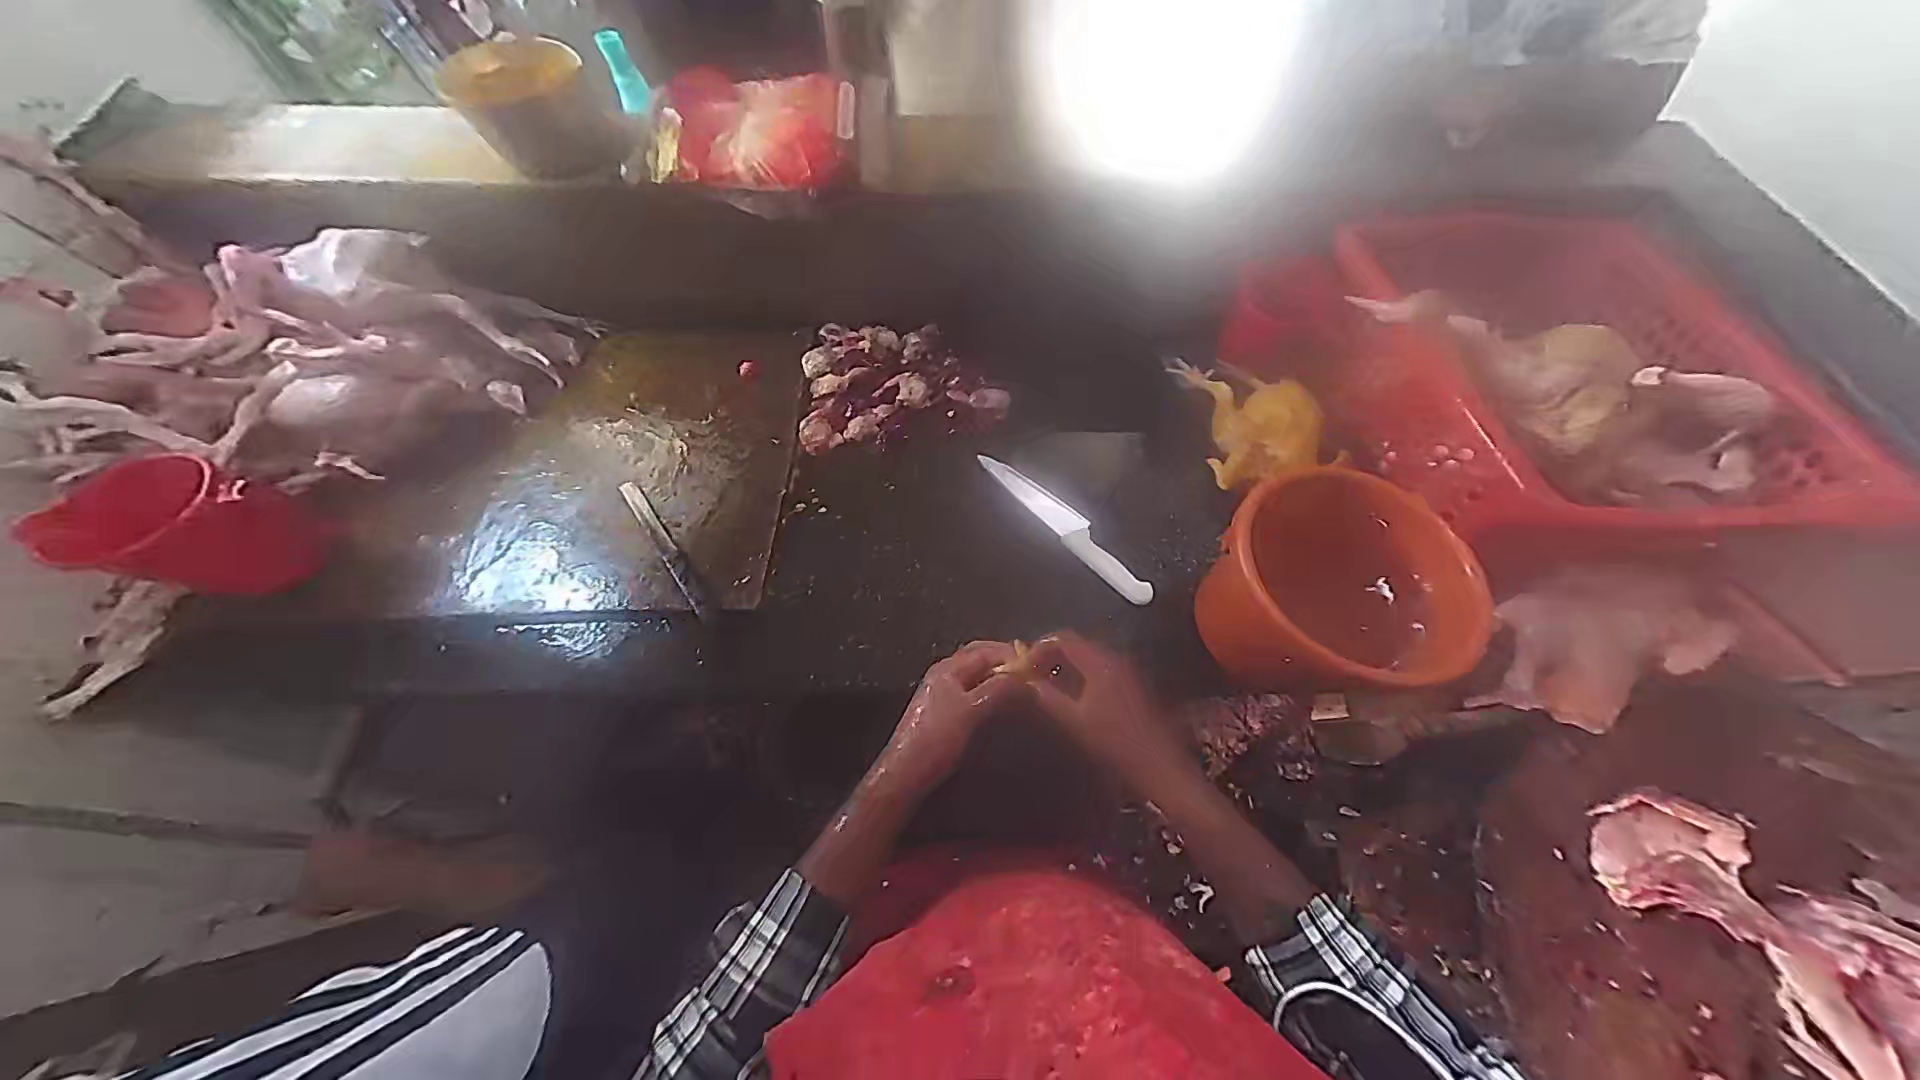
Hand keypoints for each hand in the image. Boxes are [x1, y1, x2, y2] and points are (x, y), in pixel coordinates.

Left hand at [875, 641, 1026, 795]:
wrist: (906, 772)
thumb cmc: (938, 738)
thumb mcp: (972, 710)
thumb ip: (999, 689)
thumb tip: (1026, 678)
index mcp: (949, 668)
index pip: (986, 650)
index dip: (1013, 654)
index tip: (1038, 664)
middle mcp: (944, 674)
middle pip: (979, 658)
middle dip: (1005, 662)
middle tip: (1031, 673)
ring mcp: (941, 691)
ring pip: (976, 675)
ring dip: (998, 676)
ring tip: (1021, 687)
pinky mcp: (943, 710)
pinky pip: (971, 690)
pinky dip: (989, 690)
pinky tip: (1001, 703)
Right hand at [1027, 632, 1183, 783]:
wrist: (1159, 763)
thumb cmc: (1115, 742)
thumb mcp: (1075, 721)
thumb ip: (1048, 697)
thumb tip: (1028, 682)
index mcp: (1099, 662)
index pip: (1063, 638)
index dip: (1039, 647)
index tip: (1023, 665)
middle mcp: (1114, 657)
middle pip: (1076, 642)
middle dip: (1051, 653)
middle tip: (1032, 671)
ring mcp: (1126, 668)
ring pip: (1088, 653)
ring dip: (1066, 661)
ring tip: (1046, 679)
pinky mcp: (1131, 680)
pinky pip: (1099, 664)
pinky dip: (1081, 669)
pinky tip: (1071, 689)